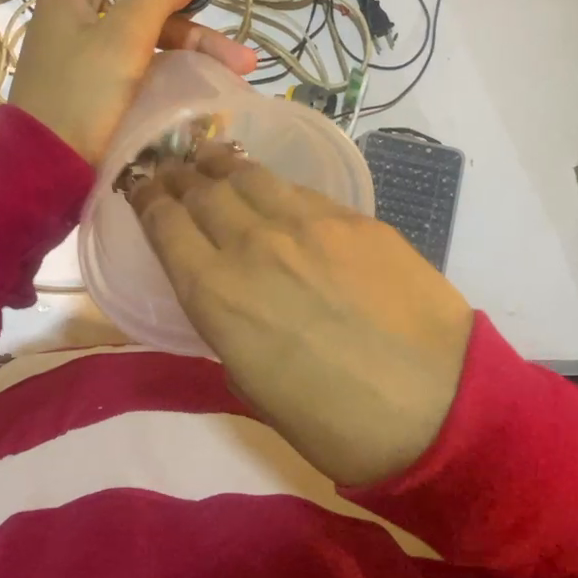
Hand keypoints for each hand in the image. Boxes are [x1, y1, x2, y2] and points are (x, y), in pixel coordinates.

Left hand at [8, 0, 256, 164]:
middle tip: (237, 57)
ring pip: (146, 46)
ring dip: (191, 56)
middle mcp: (74, 24)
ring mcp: (83, 62)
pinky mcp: (92, 96)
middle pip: (142, 11)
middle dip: (193, 29)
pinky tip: (204, 93)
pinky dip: (170, 79)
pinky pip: (137, 75)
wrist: (45, 167)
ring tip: (237, 76)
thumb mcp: (122, 35)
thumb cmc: (83, 93)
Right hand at [129, 149, 475, 485]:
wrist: (439, 408)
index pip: (164, 223)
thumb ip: (226, 324)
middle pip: (201, 189)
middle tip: (169, 166)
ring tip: (209, 156)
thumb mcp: (251, 384)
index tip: (138, 183)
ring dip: (220, 164)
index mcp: (216, 293)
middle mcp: (252, 244)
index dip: (145, 197)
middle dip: (177, 174)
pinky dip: (271, 184)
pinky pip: (298, 189)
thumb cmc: (334, 422)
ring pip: (248, 175)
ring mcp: (307, 224)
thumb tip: (225, 292)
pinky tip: (272, 188)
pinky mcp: (355, 219)